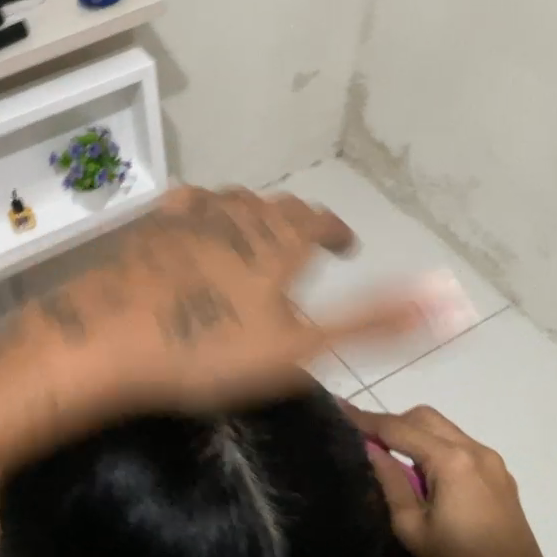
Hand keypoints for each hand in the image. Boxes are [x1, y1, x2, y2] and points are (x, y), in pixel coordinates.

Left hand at [14, 187, 471, 431]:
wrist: (104, 342)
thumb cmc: (208, 352)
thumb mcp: (301, 346)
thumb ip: (375, 321)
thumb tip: (451, 299)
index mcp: (278, 239)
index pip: (319, 221)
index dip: (336, 231)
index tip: (344, 245)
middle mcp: (235, 214)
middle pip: (274, 208)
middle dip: (294, 224)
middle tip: (302, 247)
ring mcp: (184, 218)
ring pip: (229, 204)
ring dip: (249, 217)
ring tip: (254, 238)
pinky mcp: (144, 231)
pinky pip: (183, 209)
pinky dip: (201, 216)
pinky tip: (191, 227)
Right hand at [346, 404, 556, 556]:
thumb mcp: (412, 529)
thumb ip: (390, 481)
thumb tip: (369, 448)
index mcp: (453, 461)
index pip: (398, 428)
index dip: (364, 419)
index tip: (336, 410)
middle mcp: (477, 451)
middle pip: (425, 419)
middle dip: (392, 423)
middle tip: (362, 440)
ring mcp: (495, 465)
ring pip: (445, 430)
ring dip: (415, 435)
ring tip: (387, 456)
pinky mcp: (502, 481)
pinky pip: (462, 448)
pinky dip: (436, 449)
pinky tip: (420, 474)